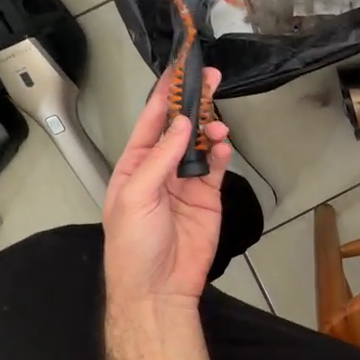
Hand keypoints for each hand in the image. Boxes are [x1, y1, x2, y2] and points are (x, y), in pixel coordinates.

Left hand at [102, 66, 233, 311]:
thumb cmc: (133, 246)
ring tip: (221, 126)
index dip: (164, 94)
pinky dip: (223, 153)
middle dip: (194, 102)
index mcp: (135, 165)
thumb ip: (161, 157)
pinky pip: (217, 165)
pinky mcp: (208, 195)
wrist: (159, 289)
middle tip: (210, 77)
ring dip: (212, 129)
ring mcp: (185, 180)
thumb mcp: (137, 197)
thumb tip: (182, 123)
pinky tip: (225, 147)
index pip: (151, 121)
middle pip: (180, 126)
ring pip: (202, 142)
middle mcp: (160, 167)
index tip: (178, 69)